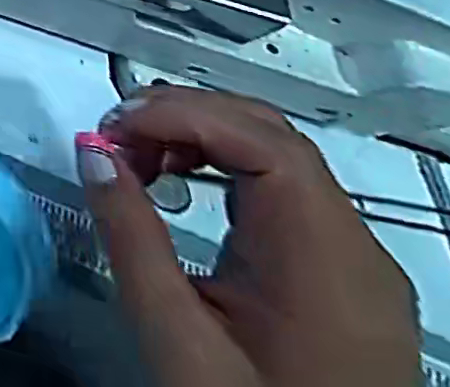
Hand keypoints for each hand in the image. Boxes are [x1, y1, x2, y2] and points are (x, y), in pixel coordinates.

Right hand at [77, 86, 419, 386]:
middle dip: (184, 116)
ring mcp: (355, 260)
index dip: (183, 114)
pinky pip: (280, 188)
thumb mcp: (175, 336)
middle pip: (272, 136)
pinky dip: (220, 165)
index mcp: (327, 262)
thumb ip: (130, 235)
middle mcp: (357, 250)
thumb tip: (92, 151)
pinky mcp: (339, 273)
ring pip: (276, 155)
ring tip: (135, 155)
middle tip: (114, 135)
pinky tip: (177, 180)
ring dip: (198, 136)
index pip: (265, 143)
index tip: (114, 127)